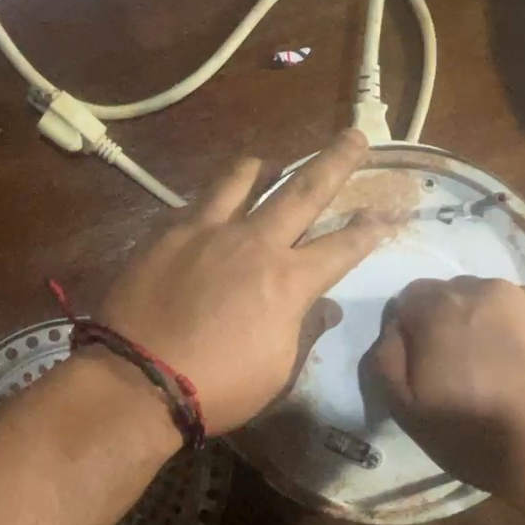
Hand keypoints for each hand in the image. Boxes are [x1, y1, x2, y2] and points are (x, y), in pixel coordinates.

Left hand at [99, 131, 393, 432]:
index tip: (387, 214)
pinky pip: (198, 201)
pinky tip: (214, 207)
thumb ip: (304, 331)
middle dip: (337, 161)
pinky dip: (216, 197)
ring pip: (243, 178)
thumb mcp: (277, 372)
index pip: (342, 246)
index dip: (370, 230)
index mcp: (288, 281)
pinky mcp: (167, 233)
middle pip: (304, 189)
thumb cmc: (218, 388)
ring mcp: (207, 230)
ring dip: (267, 167)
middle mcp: (254, 242)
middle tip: (355, 136)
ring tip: (273, 164)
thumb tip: (326, 309)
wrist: (138, 382)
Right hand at [366, 277, 524, 500]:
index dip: (412, 332)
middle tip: (462, 372)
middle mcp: (489, 287)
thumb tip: (393, 329)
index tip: (424, 367)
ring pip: (495, 303)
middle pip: (455, 295)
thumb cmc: (479, 436)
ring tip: (503, 373)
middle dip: (450, 325)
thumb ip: (386, 359)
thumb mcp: (407, 411)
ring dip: (490, 327)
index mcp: (443, 306)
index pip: (410, 298)